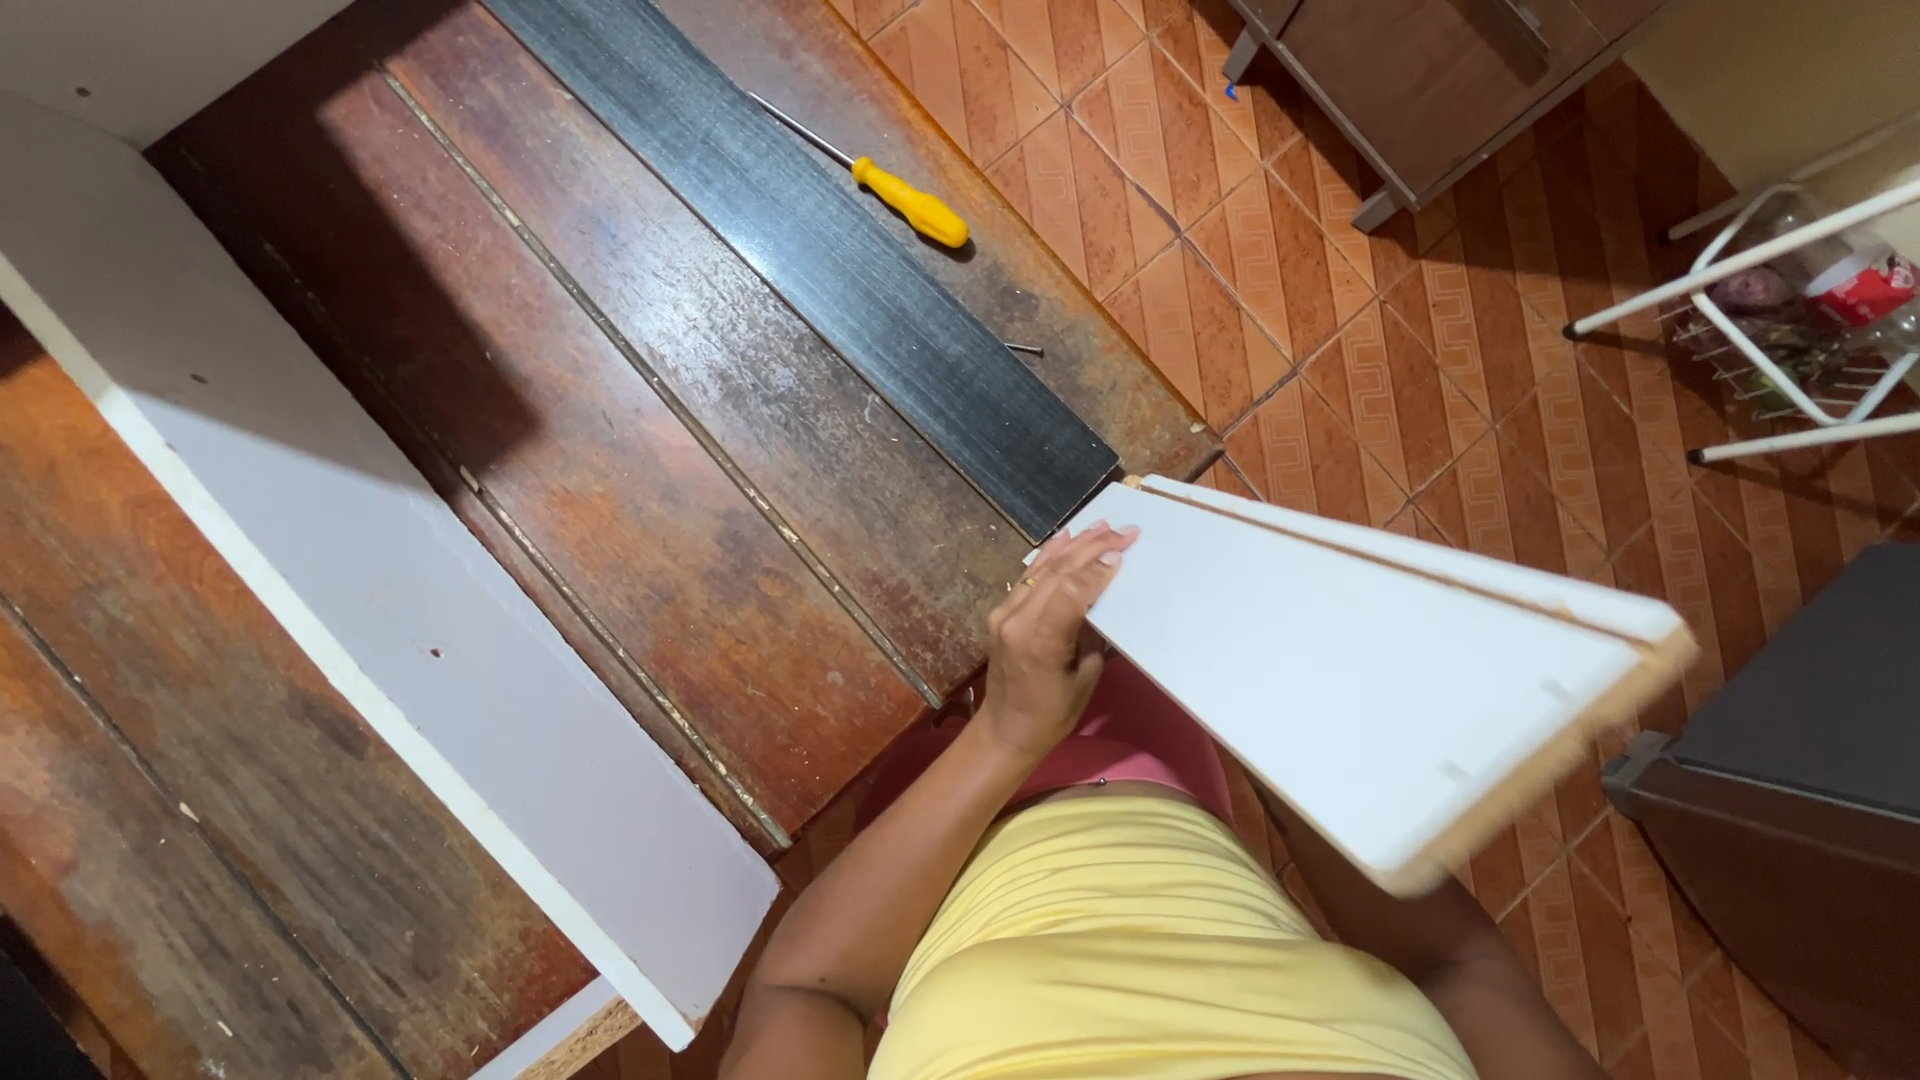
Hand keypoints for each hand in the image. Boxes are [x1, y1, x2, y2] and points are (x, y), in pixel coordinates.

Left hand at [977, 521, 1138, 758]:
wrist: (1006, 728)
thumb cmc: (1054, 712)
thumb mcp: (1086, 676)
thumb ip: (1093, 632)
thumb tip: (1106, 594)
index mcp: (1040, 641)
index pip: (1072, 591)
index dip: (1098, 568)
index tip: (1123, 551)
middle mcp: (1017, 620)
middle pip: (1058, 572)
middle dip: (1093, 548)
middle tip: (1125, 531)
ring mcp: (1004, 613)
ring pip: (1043, 569)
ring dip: (1074, 545)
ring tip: (1102, 525)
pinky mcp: (1000, 611)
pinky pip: (1027, 577)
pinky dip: (1048, 555)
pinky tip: (1066, 537)